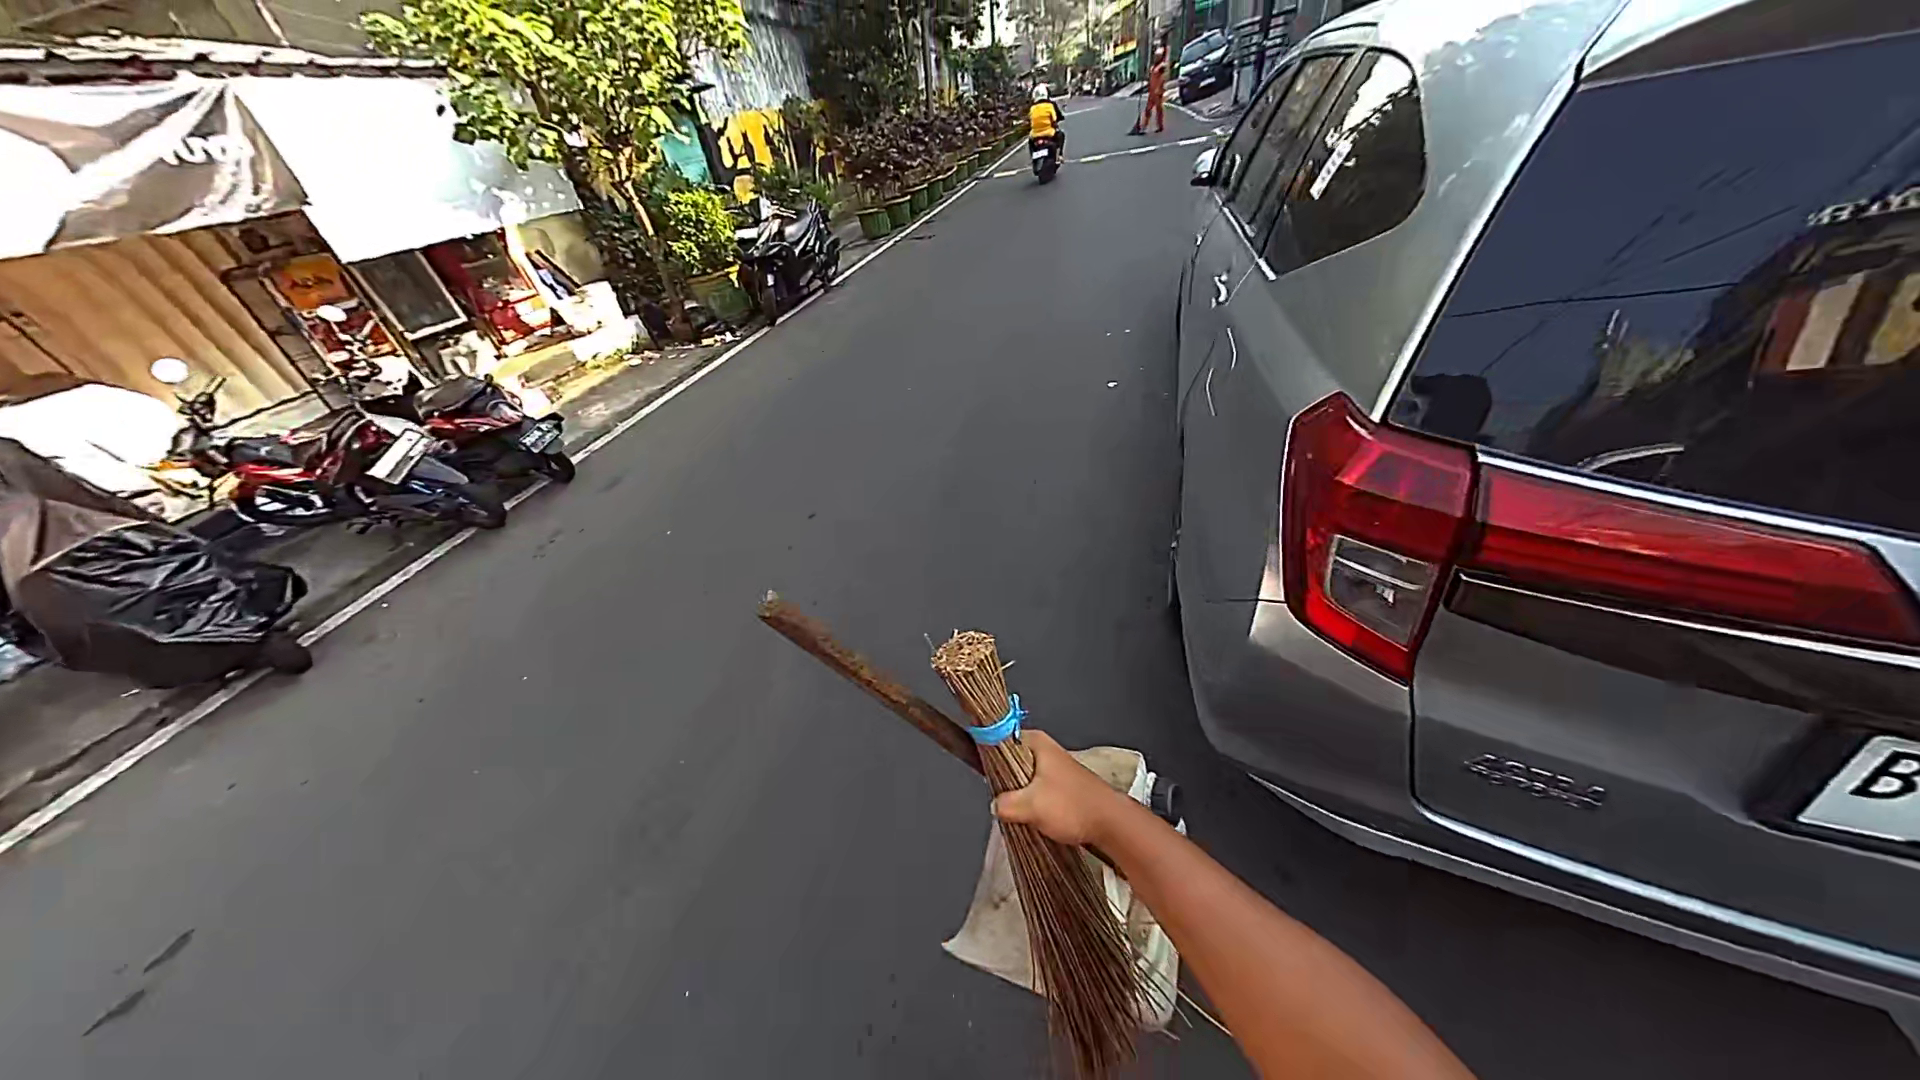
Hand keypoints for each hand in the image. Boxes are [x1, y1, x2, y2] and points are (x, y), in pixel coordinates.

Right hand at [992, 730, 1133, 847]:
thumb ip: (1005, 804)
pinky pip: (1032, 788)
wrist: (1109, 823)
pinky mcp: (1057, 784)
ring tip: (1019, 809)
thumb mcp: (1031, 806)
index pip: (1000, 736)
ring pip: (1021, 777)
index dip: (988, 753)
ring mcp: (1051, 766)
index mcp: (1036, 742)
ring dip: (1017, 794)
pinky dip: (1029, 801)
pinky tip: (1031, 815)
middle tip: (1003, 798)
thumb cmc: (1073, 806)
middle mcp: (1043, 749)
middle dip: (1004, 780)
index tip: (984, 773)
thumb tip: (994, 805)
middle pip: (1008, 759)